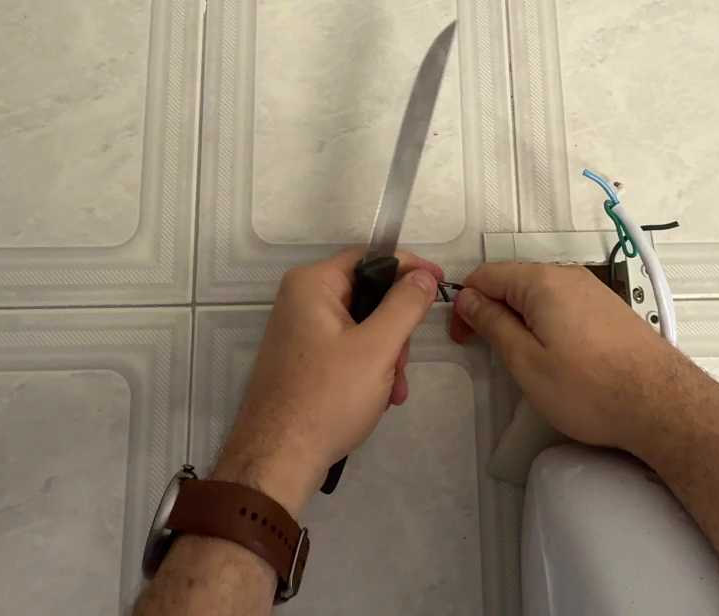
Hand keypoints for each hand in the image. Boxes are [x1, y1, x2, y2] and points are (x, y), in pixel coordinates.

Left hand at [214, 248, 442, 513]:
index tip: (440, 284)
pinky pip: (347, 347)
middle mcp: (302, 298)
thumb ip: (405, 306)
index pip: (371, 258)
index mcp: (313, 283)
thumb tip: (423, 276)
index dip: (409, 269)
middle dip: (395, 329)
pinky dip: (368, 368)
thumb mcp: (377, 349)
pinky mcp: (303, 357)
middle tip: (401, 364)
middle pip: (368, 295)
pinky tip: (379, 398)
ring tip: (391, 391)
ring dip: (385, 355)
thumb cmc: (327, 398)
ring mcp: (300, 330)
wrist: (278, 460)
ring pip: (362, 326)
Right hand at [448, 262, 691, 458]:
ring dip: (521, 319)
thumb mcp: (527, 361)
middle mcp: (567, 276)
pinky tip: (558, 356)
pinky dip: (548, 322)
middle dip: (493, 311)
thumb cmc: (592, 389)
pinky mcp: (609, 308)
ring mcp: (592, 290)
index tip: (462, 336)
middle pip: (513, 282)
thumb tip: (468, 299)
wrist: (665, 406)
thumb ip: (492, 324)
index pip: (486, 276)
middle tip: (492, 352)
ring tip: (526, 359)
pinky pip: (564, 304)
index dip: (466, 304)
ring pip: (540, 295)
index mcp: (541, 281)